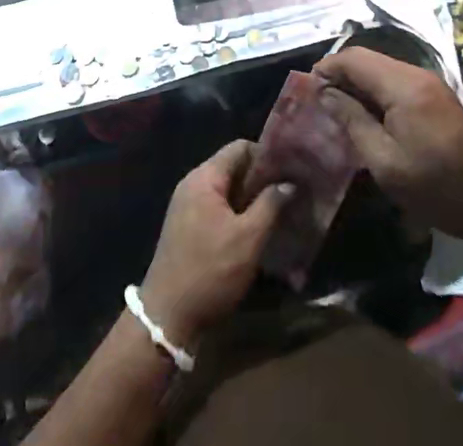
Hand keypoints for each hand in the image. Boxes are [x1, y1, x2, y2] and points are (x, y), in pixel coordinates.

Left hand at [139, 141, 293, 347]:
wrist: (168, 315)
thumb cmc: (211, 270)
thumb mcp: (248, 237)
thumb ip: (271, 204)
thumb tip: (289, 182)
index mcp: (204, 177)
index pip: (240, 148)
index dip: (268, 156)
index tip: (293, 171)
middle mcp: (193, 185)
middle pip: (234, 169)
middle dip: (263, 179)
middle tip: (293, 193)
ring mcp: (188, 207)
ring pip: (228, 192)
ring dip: (253, 200)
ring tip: (283, 212)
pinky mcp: (188, 228)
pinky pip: (219, 209)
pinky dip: (239, 215)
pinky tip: (260, 231)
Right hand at [315, 47, 462, 244]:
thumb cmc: (435, 188)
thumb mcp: (384, 161)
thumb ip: (352, 120)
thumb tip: (325, 93)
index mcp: (404, 86)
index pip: (354, 58)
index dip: (326, 68)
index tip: (306, 92)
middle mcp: (418, 75)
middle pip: (367, 59)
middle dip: (339, 75)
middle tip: (318, 103)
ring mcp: (431, 85)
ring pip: (381, 68)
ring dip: (357, 84)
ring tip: (337, 111)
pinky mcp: (437, 97)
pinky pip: (396, 81)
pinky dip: (375, 92)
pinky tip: (366, 116)